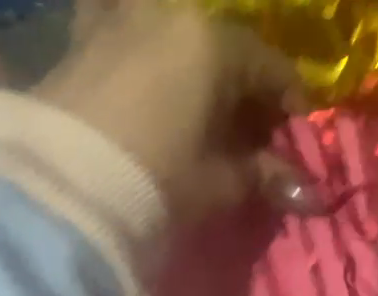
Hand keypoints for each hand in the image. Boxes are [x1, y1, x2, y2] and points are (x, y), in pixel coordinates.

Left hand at [36, 0, 301, 221]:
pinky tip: (152, 89)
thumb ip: (269, 177)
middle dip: (246, 92)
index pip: (276, 70)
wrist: (65, 178)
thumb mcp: (226, 181)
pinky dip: (150, 59)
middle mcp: (169, 14)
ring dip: (198, 72)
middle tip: (253, 138)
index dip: (294, 110)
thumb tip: (312, 195)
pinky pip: (129, 34)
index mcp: (214, 42)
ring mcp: (120, 16)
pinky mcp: (82, 35)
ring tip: (202, 115)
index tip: (297, 146)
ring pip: (178, 39)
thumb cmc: (163, 174)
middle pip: (227, 51)